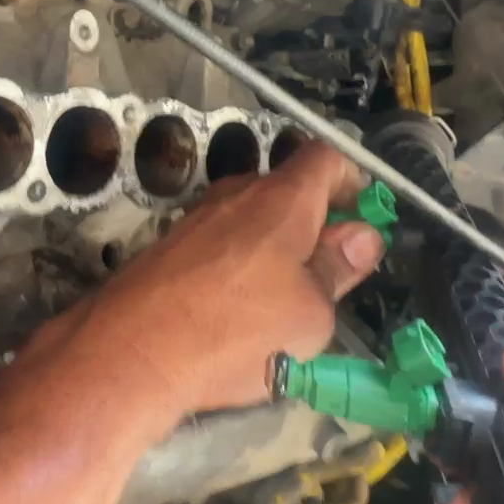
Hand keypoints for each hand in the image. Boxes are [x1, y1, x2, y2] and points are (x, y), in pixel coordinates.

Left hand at [37, 143, 387, 425]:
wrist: (136, 346)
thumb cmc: (237, 328)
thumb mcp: (310, 314)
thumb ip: (338, 269)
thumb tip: (362, 235)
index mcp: (281, 199)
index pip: (326, 157)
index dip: (354, 178)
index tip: (368, 214)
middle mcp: (237, 193)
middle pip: (289, 188)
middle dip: (318, 220)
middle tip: (335, 272)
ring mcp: (200, 215)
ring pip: (255, 215)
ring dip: (280, 244)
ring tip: (289, 299)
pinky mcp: (175, 241)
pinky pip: (225, 237)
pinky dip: (245, 259)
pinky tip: (243, 304)